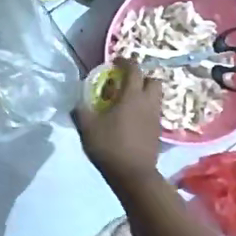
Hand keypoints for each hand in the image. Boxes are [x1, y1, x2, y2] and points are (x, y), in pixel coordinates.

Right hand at [74, 59, 161, 189]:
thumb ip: (81, 110)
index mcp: (132, 96)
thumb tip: (77, 100)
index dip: (125, 61)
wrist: (133, 174)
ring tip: (127, 102)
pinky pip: (153, 111)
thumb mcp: (88, 127)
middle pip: (152, 80)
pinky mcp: (157, 131)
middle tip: (125, 84)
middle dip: (140, 77)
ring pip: (155, 96)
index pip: (134, 69)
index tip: (115, 62)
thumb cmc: (110, 146)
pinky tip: (131, 119)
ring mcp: (155, 117)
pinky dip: (145, 109)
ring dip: (144, 93)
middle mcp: (148, 102)